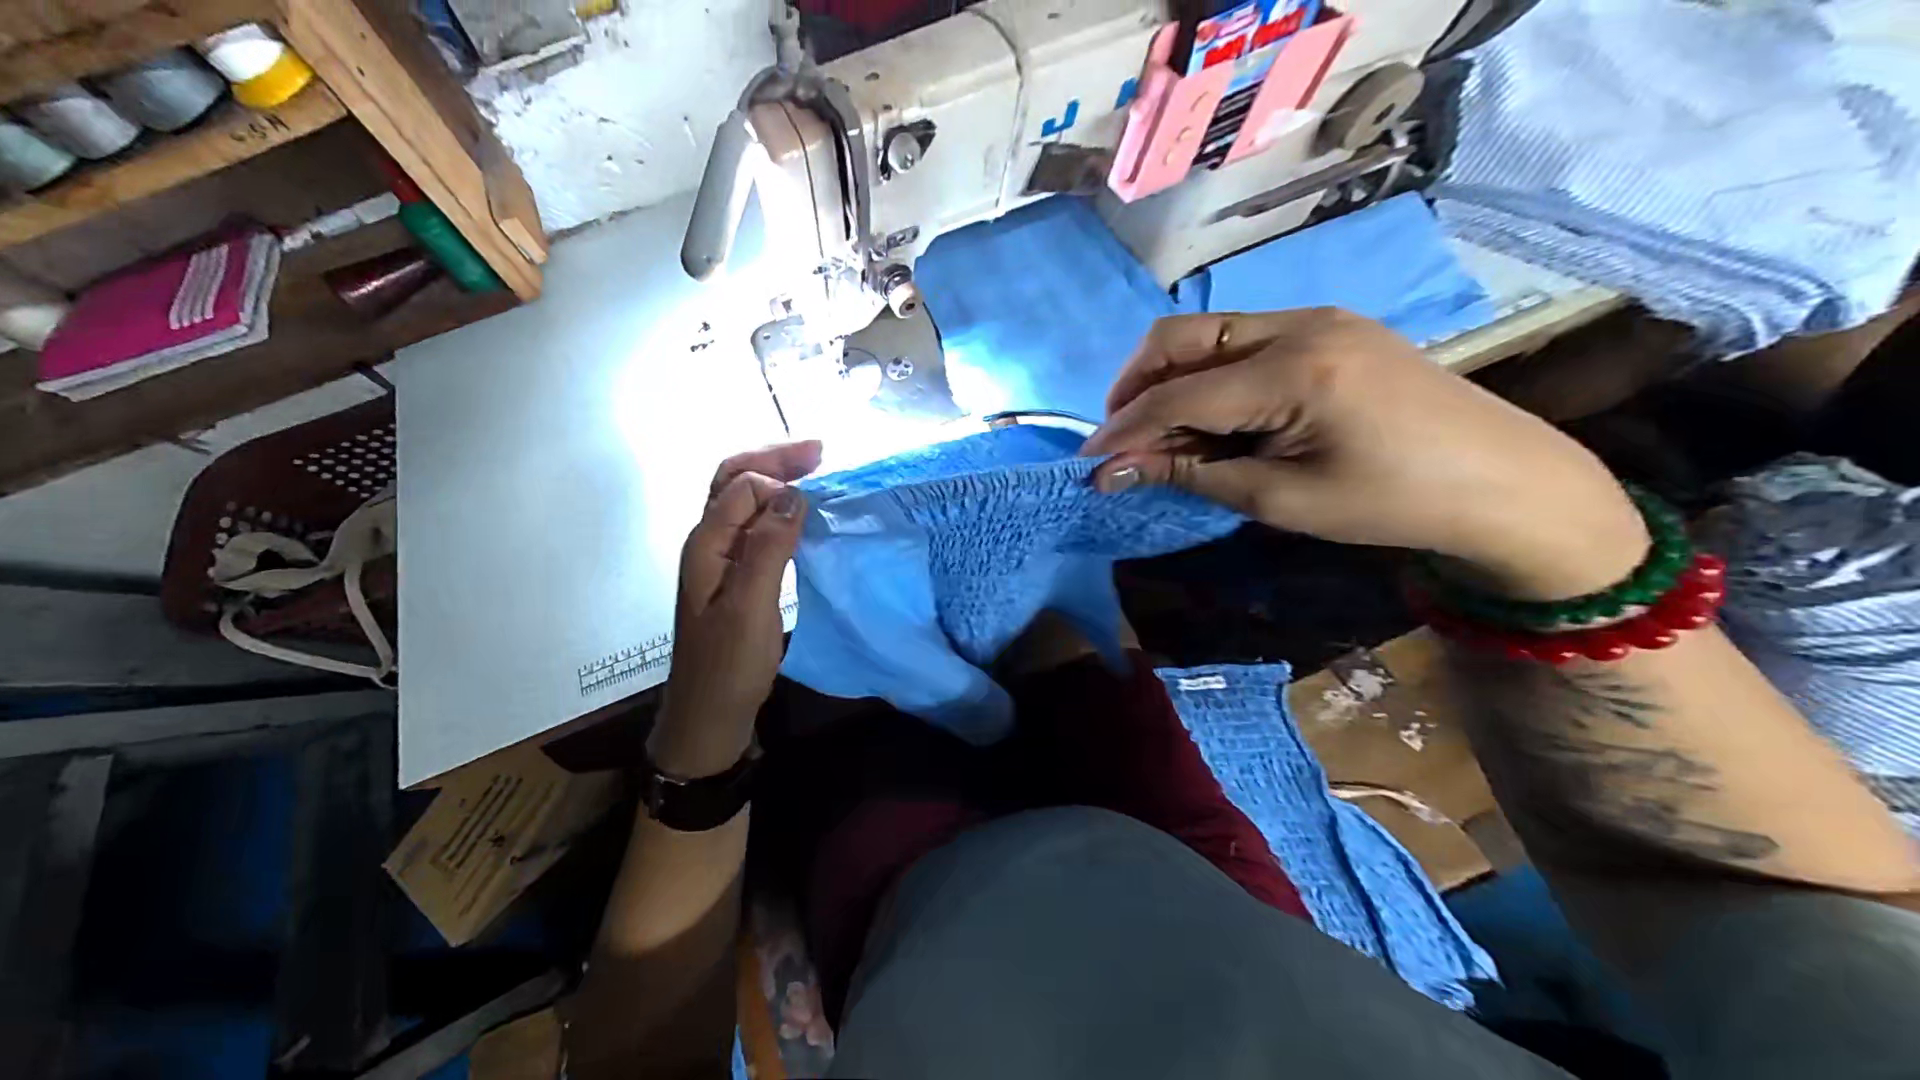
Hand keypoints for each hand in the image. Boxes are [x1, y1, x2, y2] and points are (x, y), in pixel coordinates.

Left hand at [651, 440, 820, 777]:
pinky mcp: (738, 576)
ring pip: (745, 502)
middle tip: (820, 450)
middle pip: (734, 481)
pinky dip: (780, 510)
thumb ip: (768, 547)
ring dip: (776, 480)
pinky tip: (803, 517)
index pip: (741, 486)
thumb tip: (793, 493)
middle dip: (774, 459)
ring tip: (815, 470)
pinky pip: (757, 528)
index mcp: (706, 544)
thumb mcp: (750, 606)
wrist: (709, 715)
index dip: (778, 479)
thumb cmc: (728, 665)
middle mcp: (709, 543)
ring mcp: (722, 559)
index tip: (820, 489)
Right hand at [1083, 310, 1648, 600]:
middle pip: (1180, 338)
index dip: (1123, 431)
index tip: (1087, 463)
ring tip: (1157, 434)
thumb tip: (1116, 472)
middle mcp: (1298, 326)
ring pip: (1207, 335)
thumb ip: (1192, 475)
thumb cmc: (1392, 504)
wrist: (1505, 483)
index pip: (1177, 395)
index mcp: (1293, 371)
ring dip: (1168, 380)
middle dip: (1134, 387)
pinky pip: (1242, 342)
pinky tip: (1207, 416)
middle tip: (1118, 440)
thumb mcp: (1281, 500)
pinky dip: (1207, 377)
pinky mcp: (1328, 329)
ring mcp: (1317, 319)